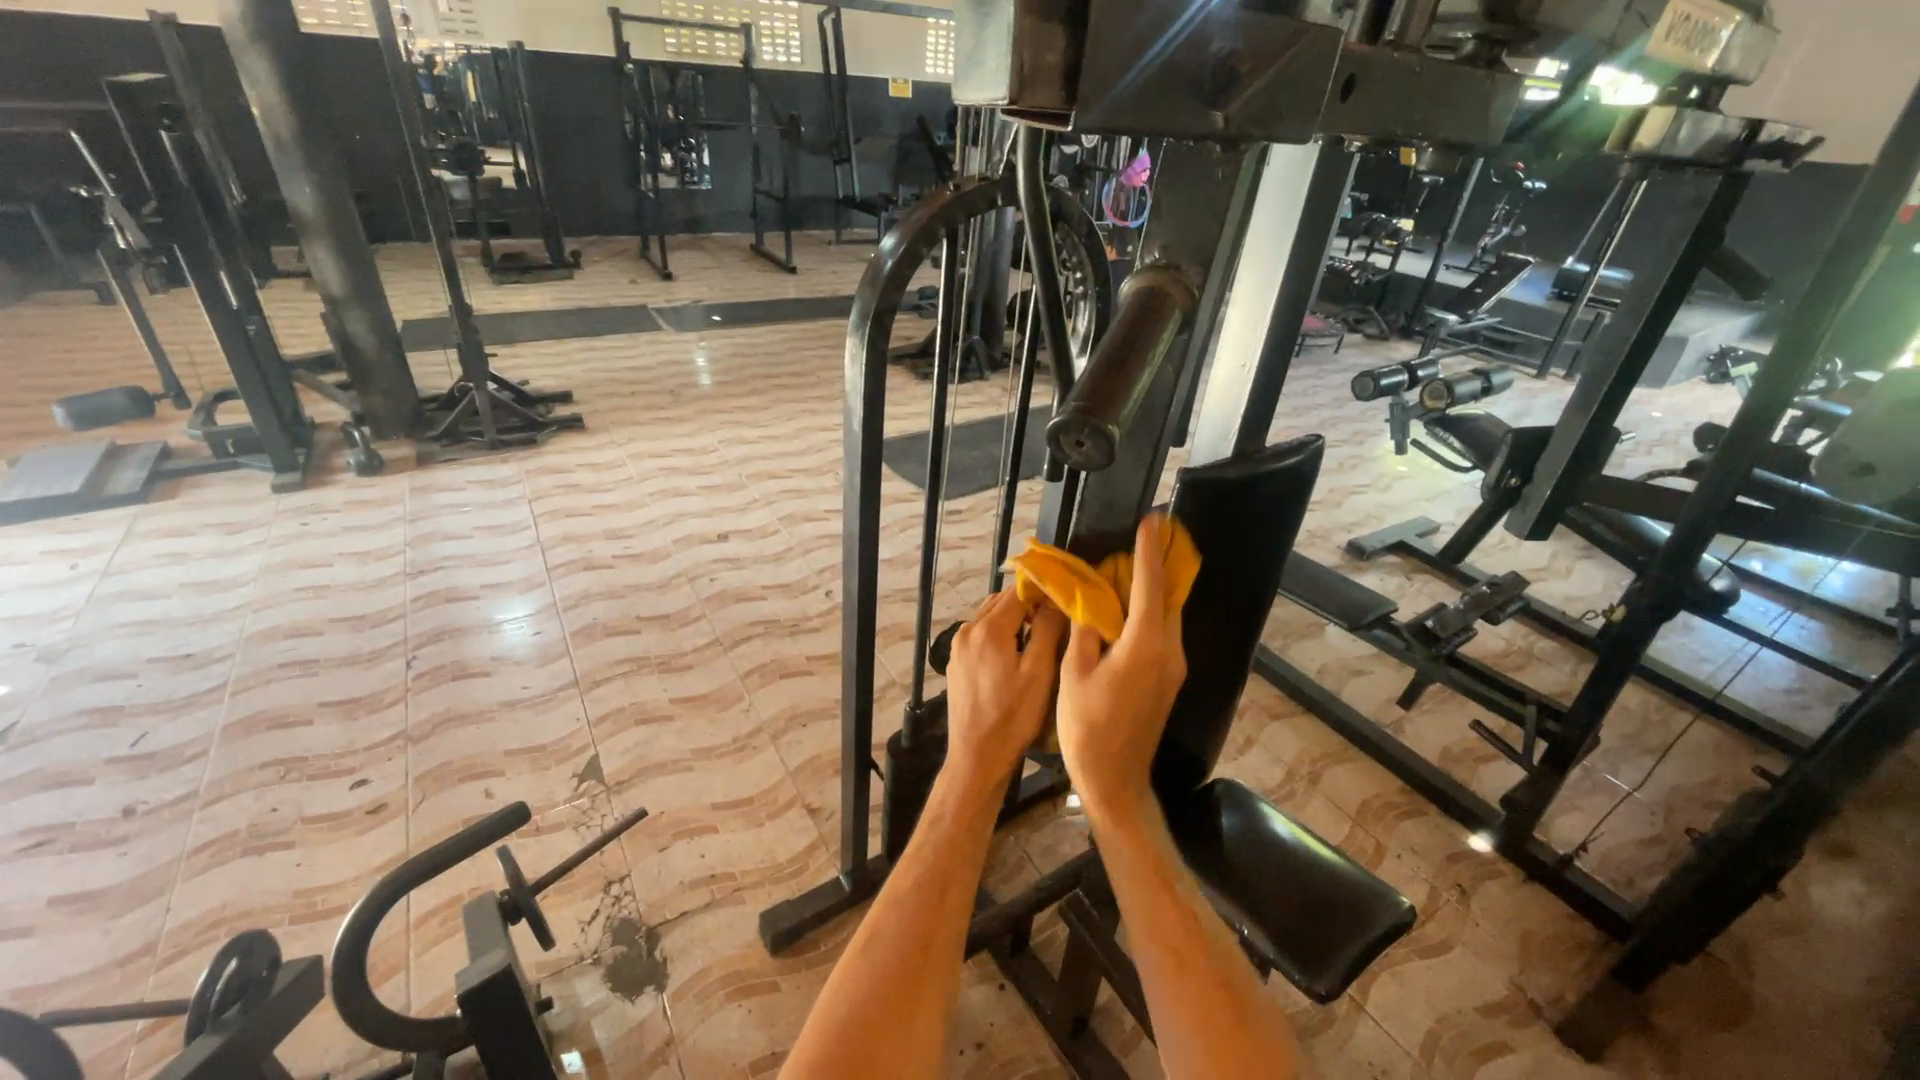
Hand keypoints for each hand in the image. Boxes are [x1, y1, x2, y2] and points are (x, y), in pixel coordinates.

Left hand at [945, 588, 1068, 785]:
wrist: (977, 756)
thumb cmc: (1013, 717)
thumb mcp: (1038, 673)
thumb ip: (1047, 630)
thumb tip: (1055, 600)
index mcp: (988, 629)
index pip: (1018, 592)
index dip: (1043, 592)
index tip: (1065, 599)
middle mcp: (967, 631)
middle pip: (1001, 602)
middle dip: (1027, 604)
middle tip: (1055, 620)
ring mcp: (957, 648)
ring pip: (989, 618)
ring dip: (1012, 619)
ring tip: (1038, 638)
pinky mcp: (956, 663)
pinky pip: (980, 636)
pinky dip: (998, 635)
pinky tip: (1015, 656)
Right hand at [1057, 516, 1187, 817]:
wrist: (1116, 779)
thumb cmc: (1087, 728)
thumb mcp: (1074, 673)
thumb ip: (1085, 631)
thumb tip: (1089, 603)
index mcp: (1145, 645)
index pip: (1150, 586)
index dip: (1149, 552)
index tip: (1152, 521)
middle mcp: (1169, 651)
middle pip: (1167, 597)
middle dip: (1154, 567)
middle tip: (1136, 543)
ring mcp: (1174, 667)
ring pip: (1167, 616)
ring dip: (1150, 592)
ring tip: (1124, 573)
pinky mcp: (1169, 680)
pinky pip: (1163, 634)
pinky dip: (1148, 615)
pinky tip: (1126, 613)